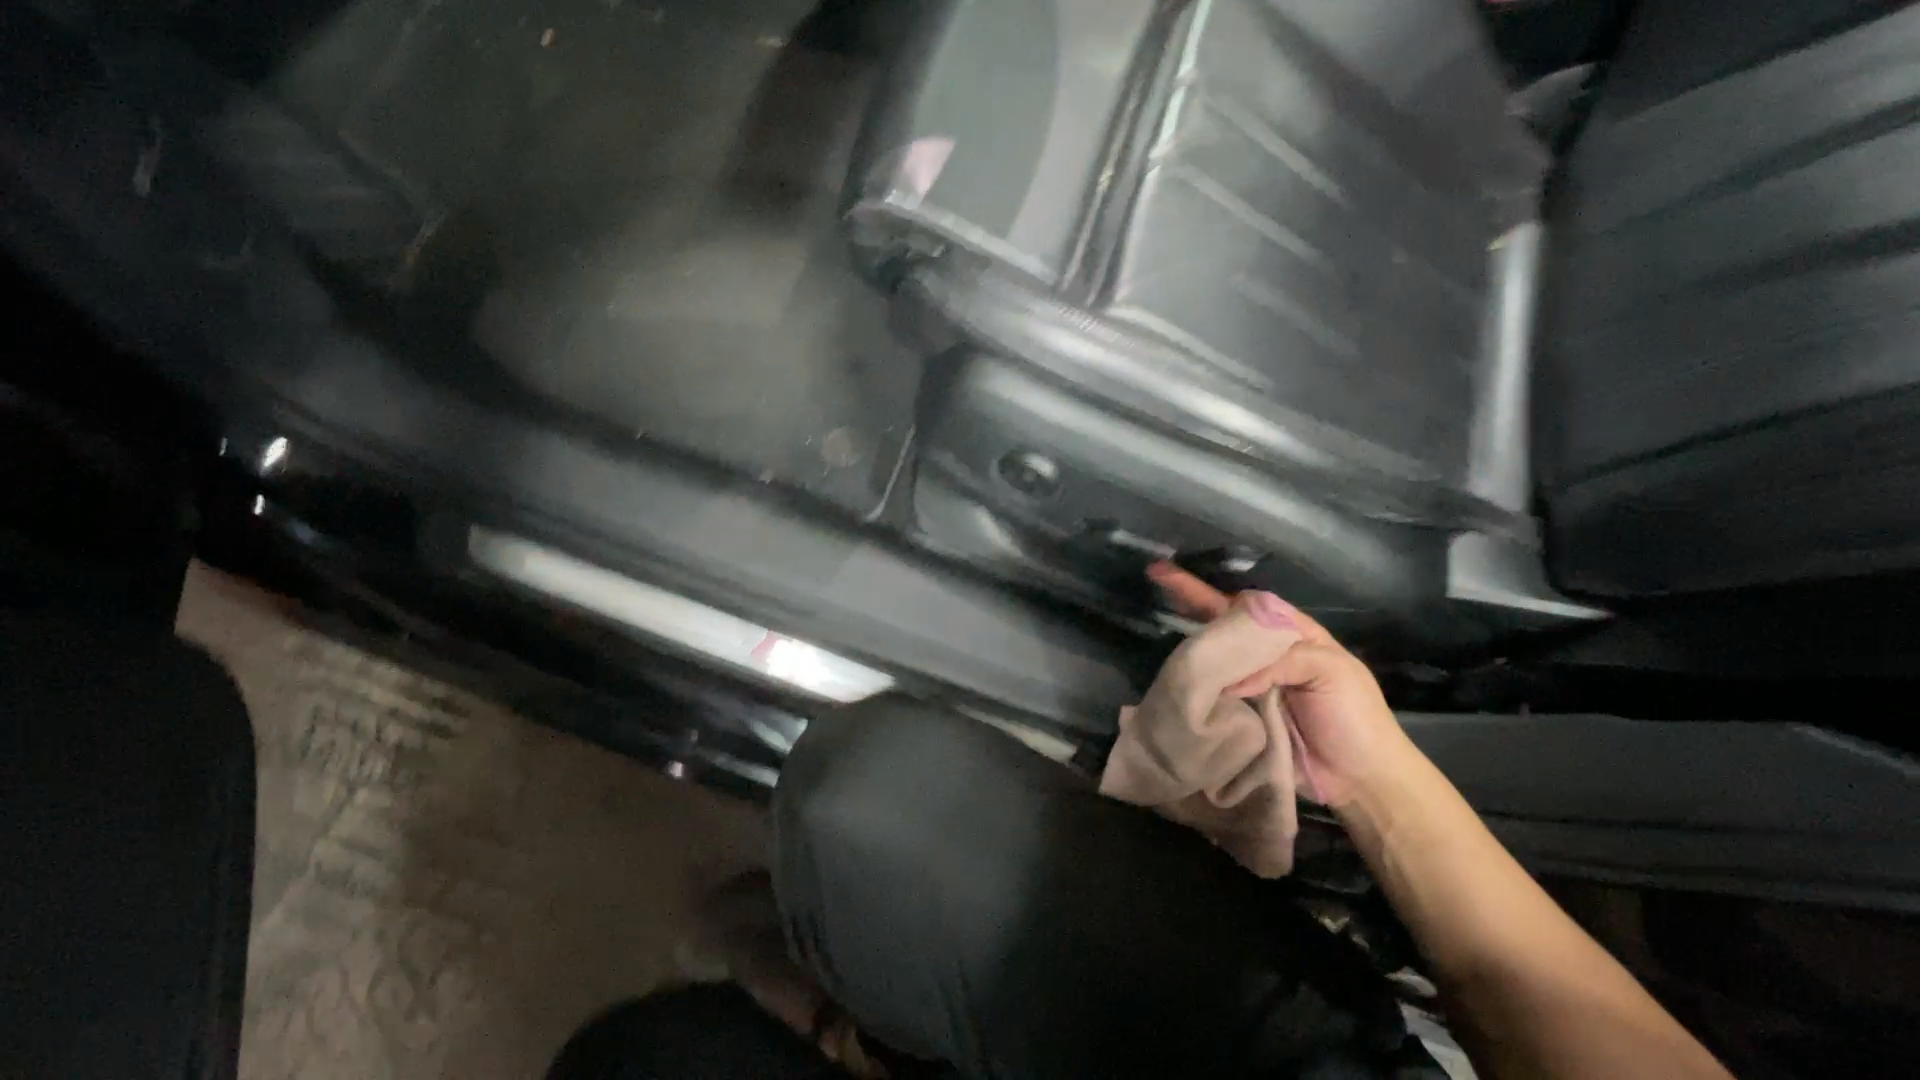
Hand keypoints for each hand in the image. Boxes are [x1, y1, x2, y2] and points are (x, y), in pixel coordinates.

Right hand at [1147, 562, 1417, 808]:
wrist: (1360, 781)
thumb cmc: (1354, 718)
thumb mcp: (1331, 671)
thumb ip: (1282, 660)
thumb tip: (1230, 679)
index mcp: (1293, 638)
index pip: (1247, 606)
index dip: (1212, 591)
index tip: (1172, 576)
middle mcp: (1267, 660)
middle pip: (1223, 629)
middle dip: (1189, 606)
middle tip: (1153, 584)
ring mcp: (1252, 691)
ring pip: (1215, 665)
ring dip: (1189, 654)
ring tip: (1159, 639)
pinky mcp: (1242, 722)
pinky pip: (1214, 702)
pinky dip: (1196, 694)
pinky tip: (1173, 686)